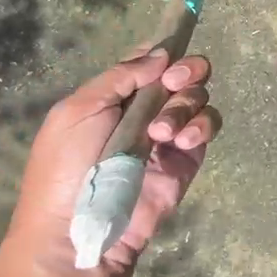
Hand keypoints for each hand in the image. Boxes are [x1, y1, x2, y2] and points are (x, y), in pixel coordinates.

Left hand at [6, 48, 222, 273]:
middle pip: (183, 71)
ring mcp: (171, 130)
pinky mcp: (190, 151)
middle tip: (173, 83)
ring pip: (198, 94)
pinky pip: (210, 122)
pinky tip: (181, 142)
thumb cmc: (65, 167)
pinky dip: (202, 125)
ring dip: (184, 105)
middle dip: (186, 70)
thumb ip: (120, 76)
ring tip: (162, 133)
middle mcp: (146, 108)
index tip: (166, 56)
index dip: (163, 51)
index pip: (149, 60)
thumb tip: (163, 54)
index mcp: (116, 96)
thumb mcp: (76, 112)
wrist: (79, 225)